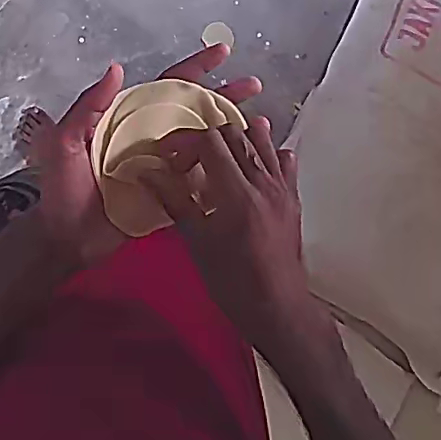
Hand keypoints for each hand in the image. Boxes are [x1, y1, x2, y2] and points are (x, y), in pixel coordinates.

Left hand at [26, 43, 261, 267]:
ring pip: (205, 140)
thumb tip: (117, 68)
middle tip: (254, 86)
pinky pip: (203, 177)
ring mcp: (167, 165)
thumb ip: (89, 106)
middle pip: (196, 109)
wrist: (66, 239)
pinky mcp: (173, 192)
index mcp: (132, 119)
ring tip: (258, 124)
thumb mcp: (66, 141)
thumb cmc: (62, 188)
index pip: (168, 86)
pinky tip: (246, 163)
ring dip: (231, 129)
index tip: (222, 52)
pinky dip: (225, 167)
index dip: (196, 67)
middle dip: (226, 95)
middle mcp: (154, 137)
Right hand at [143, 117, 332, 366]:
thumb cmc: (232, 281)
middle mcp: (264, 181)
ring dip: (234, 139)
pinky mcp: (293, 195)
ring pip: (261, 139)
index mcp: (238, 193)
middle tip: (186, 162)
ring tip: (217, 157)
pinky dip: (265, 153)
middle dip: (204, 140)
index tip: (168, 159)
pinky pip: (282, 159)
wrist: (276, 306)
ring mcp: (283, 186)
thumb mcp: (196, 242)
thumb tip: (147, 173)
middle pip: (234, 133)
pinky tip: (250, 169)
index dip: (184, 143)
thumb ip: (174, 200)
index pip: (210, 141)